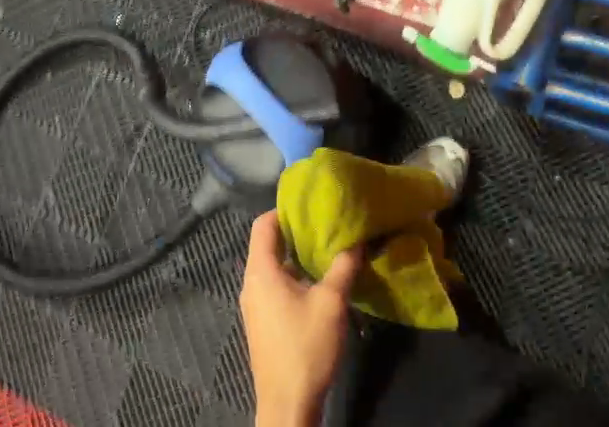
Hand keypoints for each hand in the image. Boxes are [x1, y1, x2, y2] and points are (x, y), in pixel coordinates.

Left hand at [239, 211, 364, 426]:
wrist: (287, 403)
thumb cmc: (306, 347)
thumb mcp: (331, 303)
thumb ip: (343, 266)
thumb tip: (357, 238)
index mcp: (260, 270)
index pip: (263, 224)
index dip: (284, 210)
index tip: (311, 205)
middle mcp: (251, 282)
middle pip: (267, 243)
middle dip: (296, 232)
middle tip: (326, 224)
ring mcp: (254, 303)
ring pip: (272, 266)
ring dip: (296, 256)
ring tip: (327, 249)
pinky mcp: (262, 321)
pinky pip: (274, 285)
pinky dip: (293, 276)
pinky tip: (318, 282)